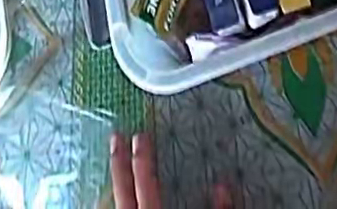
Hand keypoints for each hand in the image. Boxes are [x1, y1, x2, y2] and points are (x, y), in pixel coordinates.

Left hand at [111, 132, 232, 208]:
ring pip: (117, 206)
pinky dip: (117, 202)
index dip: (142, 161)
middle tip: (116, 137)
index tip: (139, 135)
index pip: (146, 187)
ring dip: (116, 184)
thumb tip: (223, 186)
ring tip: (113, 163)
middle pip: (124, 194)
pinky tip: (117, 195)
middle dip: (119, 165)